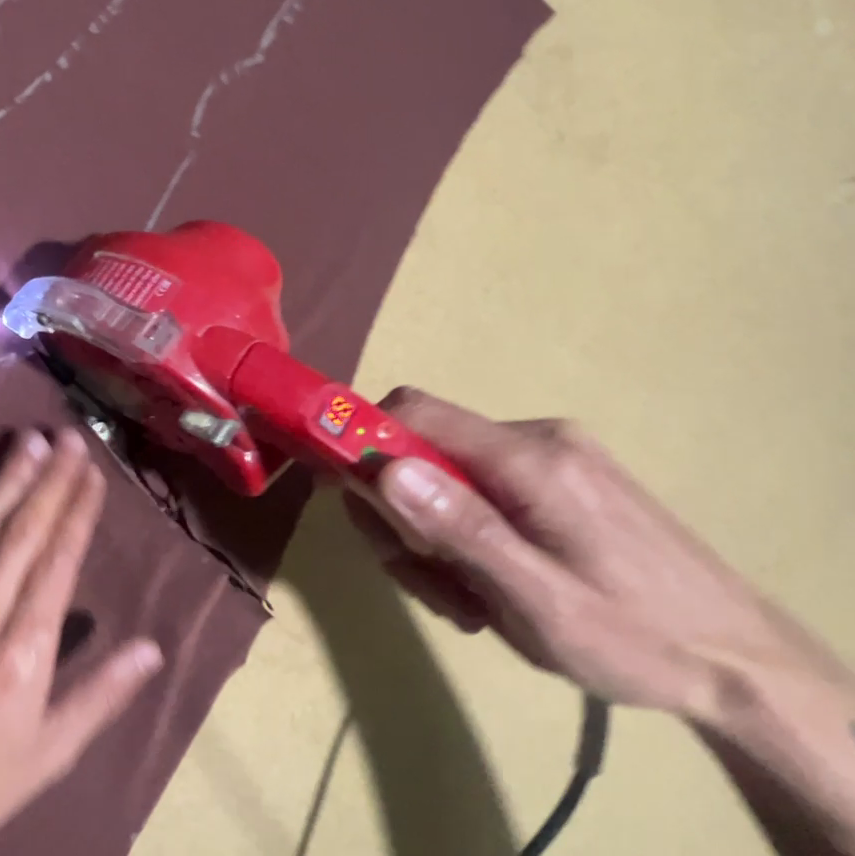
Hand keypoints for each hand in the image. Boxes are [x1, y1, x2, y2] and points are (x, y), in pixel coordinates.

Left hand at [0, 429, 163, 855]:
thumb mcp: (50, 754)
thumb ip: (101, 696)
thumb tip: (150, 648)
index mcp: (26, 653)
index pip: (58, 564)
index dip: (77, 513)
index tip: (92, 474)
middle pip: (23, 536)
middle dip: (50, 482)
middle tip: (69, 439)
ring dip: (7, 479)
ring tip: (29, 439)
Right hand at [349, 388, 849, 716]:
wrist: (749, 670)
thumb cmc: (639, 642)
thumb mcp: (538, 601)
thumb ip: (461, 529)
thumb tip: (383, 470)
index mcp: (531, 459)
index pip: (410, 413)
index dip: (357, 441)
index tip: (333, 493)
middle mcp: (537, 441)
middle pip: (418, 450)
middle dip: (398, 515)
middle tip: (423, 584)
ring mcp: (551, 458)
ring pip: (440, 476)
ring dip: (430, 537)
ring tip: (466, 601)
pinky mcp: (559, 480)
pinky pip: (474, 490)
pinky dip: (460, 535)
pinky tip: (487, 585)